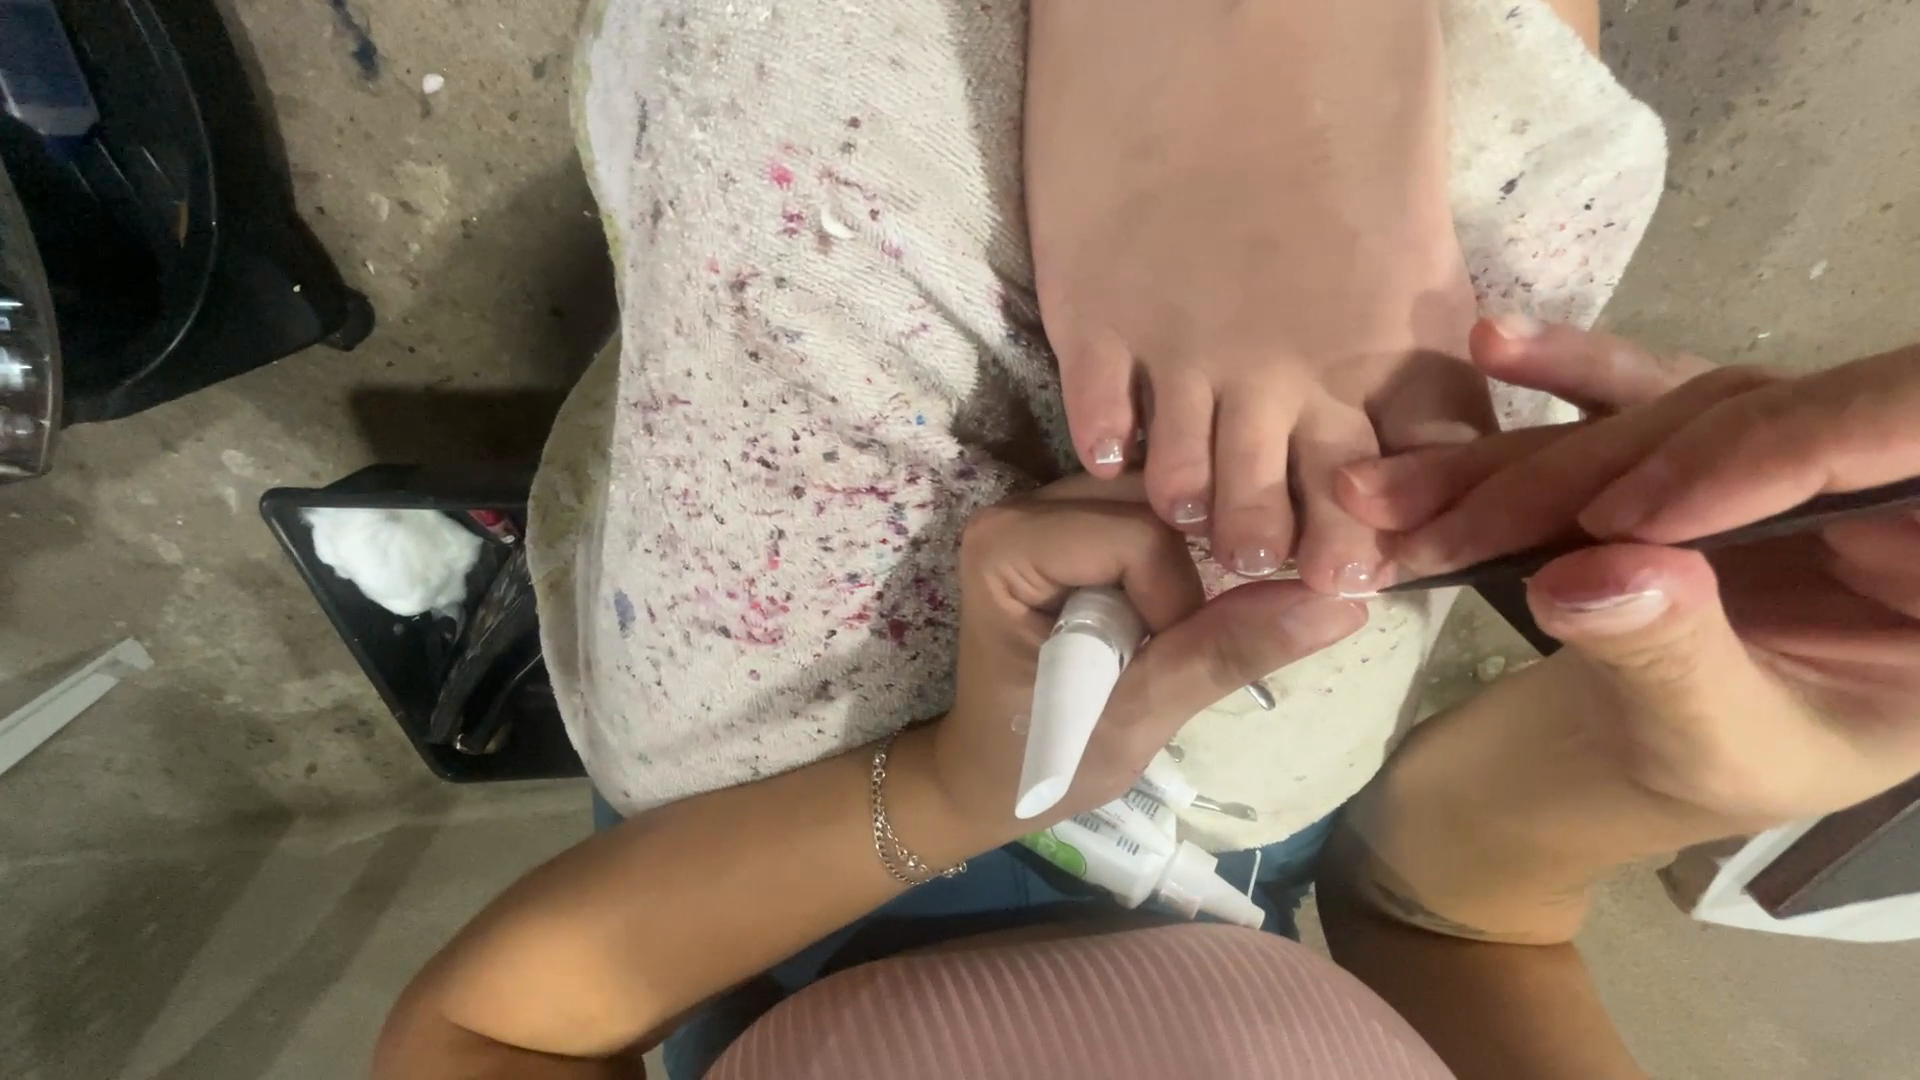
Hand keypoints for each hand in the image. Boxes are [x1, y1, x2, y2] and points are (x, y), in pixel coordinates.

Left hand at [929, 474, 1366, 840]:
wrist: (990, 770)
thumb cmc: (1042, 756)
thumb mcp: (1135, 716)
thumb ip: (1223, 654)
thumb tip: (1341, 602)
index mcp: (1007, 546)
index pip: (1139, 536)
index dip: (1172, 602)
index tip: (1152, 661)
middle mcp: (1016, 509)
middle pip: (1152, 505)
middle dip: (1180, 579)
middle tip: (1166, 647)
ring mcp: (1040, 511)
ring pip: (1158, 504)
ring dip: (1180, 572)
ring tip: (1159, 636)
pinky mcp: (1065, 526)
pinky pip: (1146, 516)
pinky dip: (1171, 563)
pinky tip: (1159, 613)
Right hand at [1024, 0, 1492, 594]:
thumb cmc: (1331, 52)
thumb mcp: (1413, 181)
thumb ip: (1414, 290)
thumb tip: (1407, 357)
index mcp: (1382, 323)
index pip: (1411, 462)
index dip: (1407, 519)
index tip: (1390, 552)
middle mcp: (1282, 363)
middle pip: (1301, 498)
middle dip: (1308, 550)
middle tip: (1294, 573)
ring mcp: (1177, 352)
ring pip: (1189, 484)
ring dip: (1201, 514)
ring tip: (1198, 526)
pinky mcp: (1092, 324)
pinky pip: (1099, 423)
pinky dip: (1110, 450)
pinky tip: (1113, 457)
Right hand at [1342, 322, 1919, 829]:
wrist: (1560, 777)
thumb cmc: (1650, 791)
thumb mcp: (1694, 752)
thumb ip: (1670, 659)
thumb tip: (1596, 572)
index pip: (1911, 443)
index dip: (1778, 452)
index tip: (1619, 520)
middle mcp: (1865, 508)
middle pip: (1739, 429)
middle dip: (1566, 479)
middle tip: (1437, 531)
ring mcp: (1757, 481)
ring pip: (1644, 420)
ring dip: (1496, 459)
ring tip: (1377, 491)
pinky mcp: (1662, 468)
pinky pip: (1621, 400)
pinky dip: (1553, 377)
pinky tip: (1491, 345)